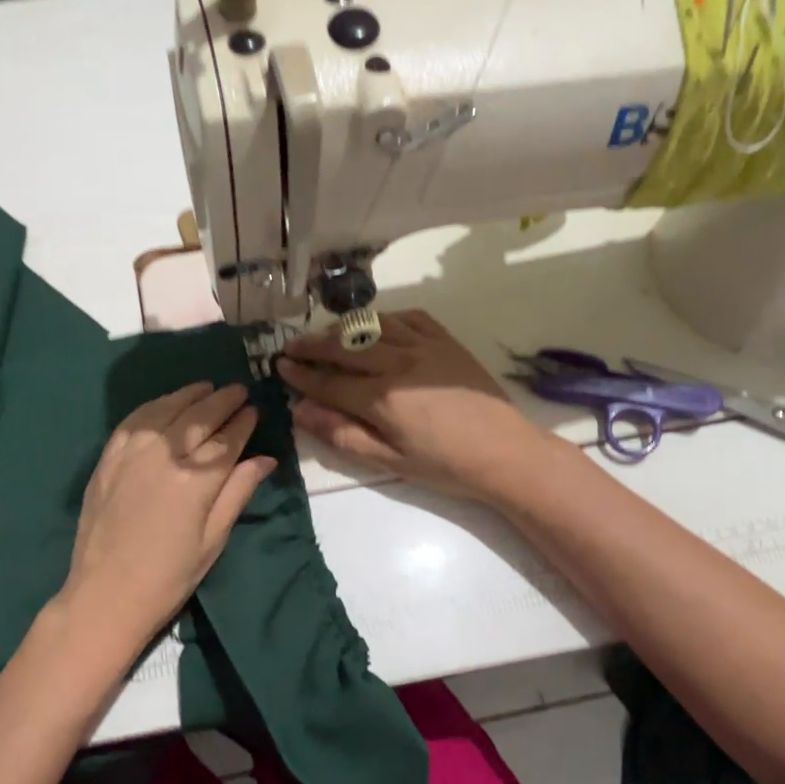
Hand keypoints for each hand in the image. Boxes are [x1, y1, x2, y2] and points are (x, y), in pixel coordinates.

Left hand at [59, 383, 276, 650]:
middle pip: (200, 416)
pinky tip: (165, 404)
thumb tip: (265, 459)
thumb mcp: (213, 539)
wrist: (106, 594)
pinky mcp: (108, 458)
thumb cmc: (169, 576)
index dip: (244, 423)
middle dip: (222, 401)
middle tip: (238, 391)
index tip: (254, 410)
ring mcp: (132, 453)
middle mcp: (165, 455)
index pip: (228, 439)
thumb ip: (237, 492)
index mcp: (196, 480)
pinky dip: (155, 406)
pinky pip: (135, 420)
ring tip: (207, 388)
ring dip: (190, 395)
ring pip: (167, 409)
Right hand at [276, 310, 554, 499]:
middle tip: (291, 346)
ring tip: (325, 335)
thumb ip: (343, 435)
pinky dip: (384, 318)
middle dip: (313, 346)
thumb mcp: (389, 461)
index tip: (280, 368)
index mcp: (382, 398)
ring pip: (373, 326)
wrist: (504, 452)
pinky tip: (374, 327)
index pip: (329, 381)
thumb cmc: (444, 465)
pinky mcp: (446, 341)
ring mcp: (424, 347)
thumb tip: (302, 412)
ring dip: (343, 329)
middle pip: (345, 347)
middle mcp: (398, 364)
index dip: (301, 375)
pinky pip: (408, 317)